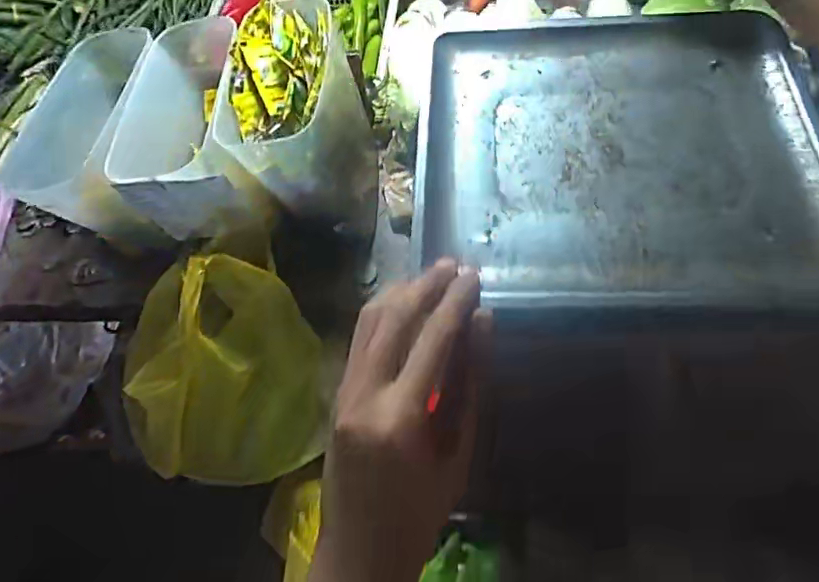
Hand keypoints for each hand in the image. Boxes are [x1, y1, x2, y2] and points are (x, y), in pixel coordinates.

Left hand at [311, 261, 488, 581]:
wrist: (358, 553)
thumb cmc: (420, 512)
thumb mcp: (458, 452)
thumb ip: (470, 383)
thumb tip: (483, 321)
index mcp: (400, 417)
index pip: (433, 338)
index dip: (456, 301)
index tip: (474, 275)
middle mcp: (364, 393)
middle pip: (396, 317)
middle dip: (428, 284)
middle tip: (455, 265)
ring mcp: (343, 390)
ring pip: (370, 318)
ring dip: (403, 289)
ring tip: (433, 274)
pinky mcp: (335, 391)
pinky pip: (360, 335)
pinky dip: (384, 309)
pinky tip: (405, 300)